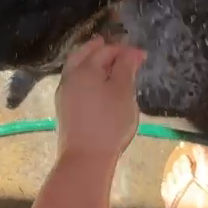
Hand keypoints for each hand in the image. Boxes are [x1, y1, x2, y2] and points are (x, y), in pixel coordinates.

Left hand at [54, 37, 144, 162]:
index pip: (106, 50)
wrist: (85, 158)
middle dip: (101, 49)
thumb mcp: (123, 91)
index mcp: (84, 68)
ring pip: (77, 68)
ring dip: (92, 62)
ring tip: (107, 64)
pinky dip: (87, 76)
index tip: (142, 56)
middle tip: (118, 49)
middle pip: (84, 54)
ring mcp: (64, 93)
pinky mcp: (64, 109)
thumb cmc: (109, 122)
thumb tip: (131, 51)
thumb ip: (126, 67)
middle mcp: (70, 76)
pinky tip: (96, 85)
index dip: (125, 50)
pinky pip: (76, 83)